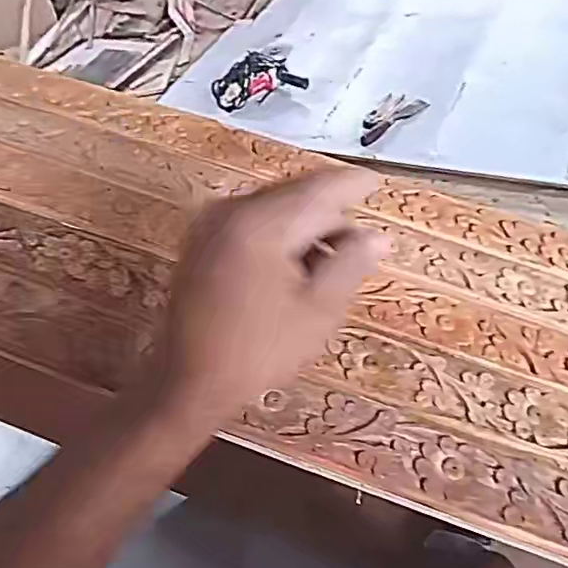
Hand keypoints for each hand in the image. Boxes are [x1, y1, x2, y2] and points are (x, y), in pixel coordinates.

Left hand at [143, 167, 388, 429]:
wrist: (190, 384)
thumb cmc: (255, 354)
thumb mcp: (316, 312)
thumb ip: (350, 265)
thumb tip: (376, 237)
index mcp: (259, 223)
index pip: (319, 189)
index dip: (354, 186)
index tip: (377, 183)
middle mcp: (227, 213)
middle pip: (293, 197)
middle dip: (328, 217)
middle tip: (357, 246)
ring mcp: (207, 228)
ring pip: (271, 213)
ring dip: (302, 231)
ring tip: (325, 269)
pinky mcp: (198, 247)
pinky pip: (247, 228)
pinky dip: (274, 241)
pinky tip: (291, 272)